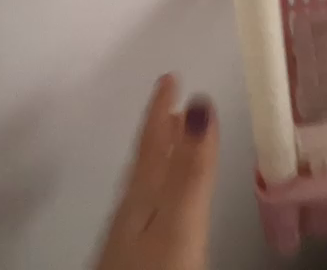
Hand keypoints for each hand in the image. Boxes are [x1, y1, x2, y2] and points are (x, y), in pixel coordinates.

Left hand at [93, 75, 218, 269]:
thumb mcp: (178, 224)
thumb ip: (189, 169)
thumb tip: (198, 102)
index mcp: (141, 200)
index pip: (151, 145)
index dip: (160, 109)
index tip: (169, 76)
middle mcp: (129, 219)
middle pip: (145, 166)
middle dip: (159, 132)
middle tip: (170, 100)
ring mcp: (127, 249)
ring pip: (143, 191)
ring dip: (158, 162)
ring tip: (170, 141)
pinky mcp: (135, 269)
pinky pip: (146, 215)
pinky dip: (157, 195)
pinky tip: (162, 210)